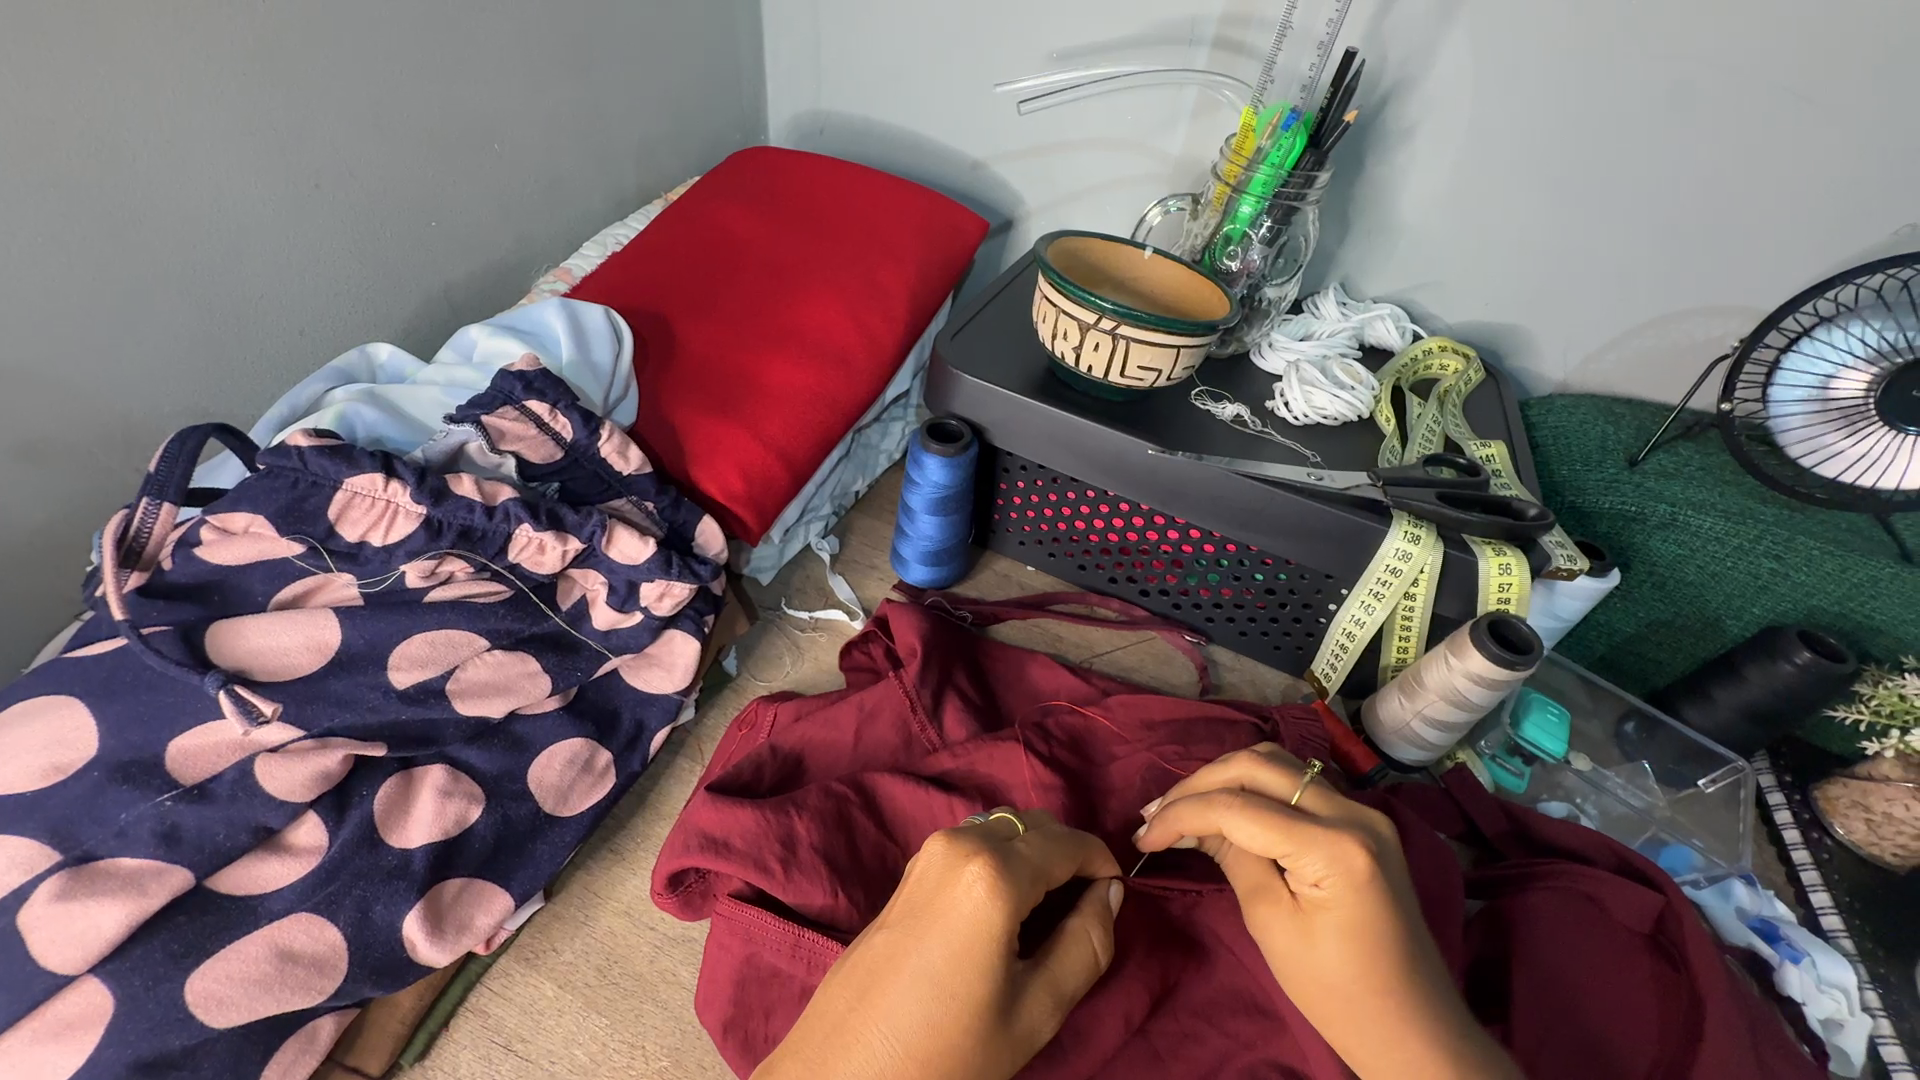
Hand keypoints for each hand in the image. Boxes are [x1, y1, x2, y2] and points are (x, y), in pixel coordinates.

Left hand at [754, 807, 1124, 1079]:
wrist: (846, 1069)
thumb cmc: (947, 1049)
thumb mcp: (1035, 1009)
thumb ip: (1086, 943)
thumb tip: (1109, 894)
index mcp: (992, 872)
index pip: (1068, 843)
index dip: (1102, 862)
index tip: (1118, 893)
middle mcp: (959, 843)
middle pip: (1034, 825)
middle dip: (1069, 855)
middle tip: (1087, 907)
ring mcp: (929, 851)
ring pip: (1003, 828)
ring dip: (1034, 853)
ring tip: (1049, 911)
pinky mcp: (911, 868)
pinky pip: (973, 842)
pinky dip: (1002, 858)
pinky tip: (1006, 908)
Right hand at [1133, 744, 1521, 1079]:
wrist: (1414, 1030)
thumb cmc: (1337, 995)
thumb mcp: (1271, 925)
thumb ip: (1232, 857)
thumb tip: (1190, 821)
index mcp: (1334, 847)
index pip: (1238, 806)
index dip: (1182, 814)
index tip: (1143, 835)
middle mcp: (1353, 813)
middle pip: (1256, 765)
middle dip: (1198, 785)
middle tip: (1156, 814)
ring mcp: (1363, 813)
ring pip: (1276, 764)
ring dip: (1224, 778)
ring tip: (1183, 807)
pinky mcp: (1361, 823)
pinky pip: (1296, 785)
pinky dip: (1253, 788)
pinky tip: (1223, 808)